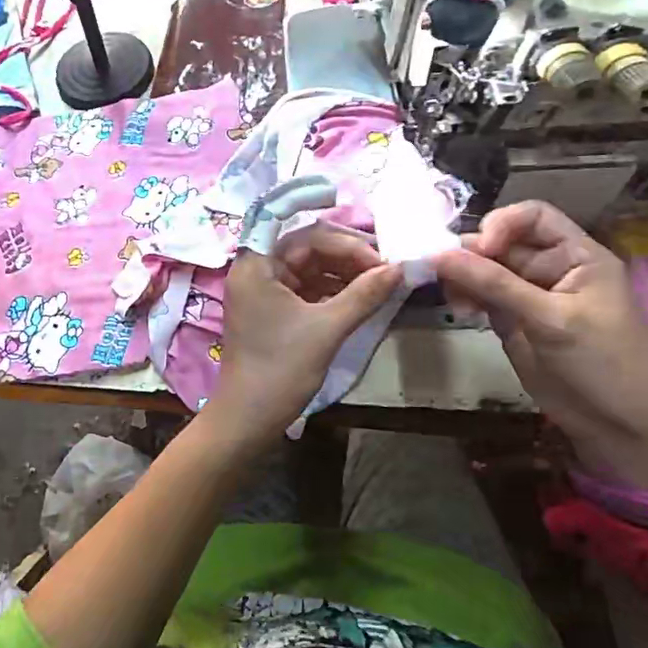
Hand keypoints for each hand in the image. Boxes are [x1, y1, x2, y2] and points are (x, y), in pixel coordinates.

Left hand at [210, 223, 405, 440]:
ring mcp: (263, 292)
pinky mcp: (272, 312)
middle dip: (346, 254)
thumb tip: (399, 268)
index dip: (338, 231)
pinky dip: (333, 291)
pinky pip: (306, 289)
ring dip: (343, 273)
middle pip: (305, 246)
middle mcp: (255, 271)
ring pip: (308, 268)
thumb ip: (363, 294)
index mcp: (256, 265)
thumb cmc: (280, 369)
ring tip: (379, 283)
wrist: (248, 419)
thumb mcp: (327, 329)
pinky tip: (361, 297)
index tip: (375, 244)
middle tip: (385, 269)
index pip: (298, 228)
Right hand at [431, 201, 647, 490]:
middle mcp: (551, 269)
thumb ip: (495, 285)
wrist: (621, 428)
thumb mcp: (551, 319)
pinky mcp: (512, 322)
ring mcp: (529, 297)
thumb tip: (439, 254)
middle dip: (471, 253)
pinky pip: (481, 297)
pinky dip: (464, 297)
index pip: (533, 217)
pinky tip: (458, 309)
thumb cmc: (603, 363)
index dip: (502, 223)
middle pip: (501, 243)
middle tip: (441, 272)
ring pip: (485, 271)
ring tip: (451, 296)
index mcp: (576, 256)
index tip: (478, 248)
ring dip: (463, 276)